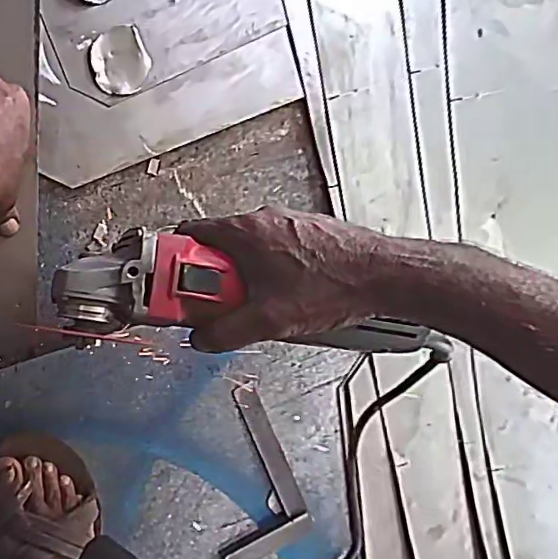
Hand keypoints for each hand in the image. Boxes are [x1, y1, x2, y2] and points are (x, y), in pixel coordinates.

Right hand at [176, 206, 426, 351]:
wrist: (385, 275)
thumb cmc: (335, 284)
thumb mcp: (268, 321)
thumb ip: (225, 332)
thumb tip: (203, 337)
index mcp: (243, 232)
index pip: (188, 234)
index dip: (173, 260)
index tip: (172, 282)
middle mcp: (261, 221)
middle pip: (214, 246)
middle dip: (210, 276)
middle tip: (217, 302)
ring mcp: (284, 225)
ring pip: (243, 250)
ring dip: (239, 275)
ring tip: (255, 303)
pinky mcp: (303, 234)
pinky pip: (269, 251)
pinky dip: (265, 271)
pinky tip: (282, 295)